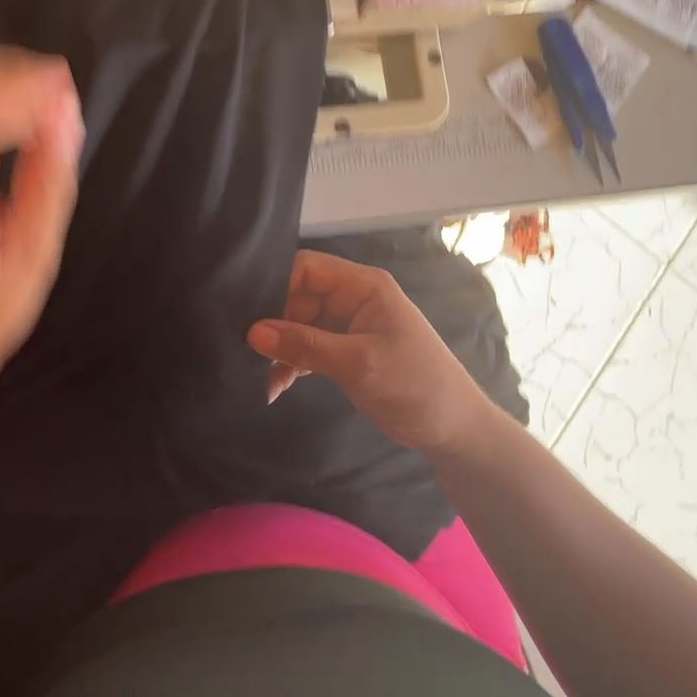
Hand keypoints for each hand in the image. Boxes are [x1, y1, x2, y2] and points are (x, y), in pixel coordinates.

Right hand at [249, 249, 491, 451]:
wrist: (453, 429)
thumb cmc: (414, 384)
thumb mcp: (358, 363)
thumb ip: (306, 345)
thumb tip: (253, 332)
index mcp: (362, 286)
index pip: (306, 267)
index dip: (276, 284)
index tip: (247, 312)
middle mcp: (352, 298)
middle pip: (297, 296)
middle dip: (272, 322)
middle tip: (243, 350)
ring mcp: (348, 326)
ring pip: (298, 325)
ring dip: (279, 349)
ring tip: (257, 376)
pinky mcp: (344, 352)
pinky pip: (307, 348)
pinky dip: (291, 365)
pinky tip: (274, 388)